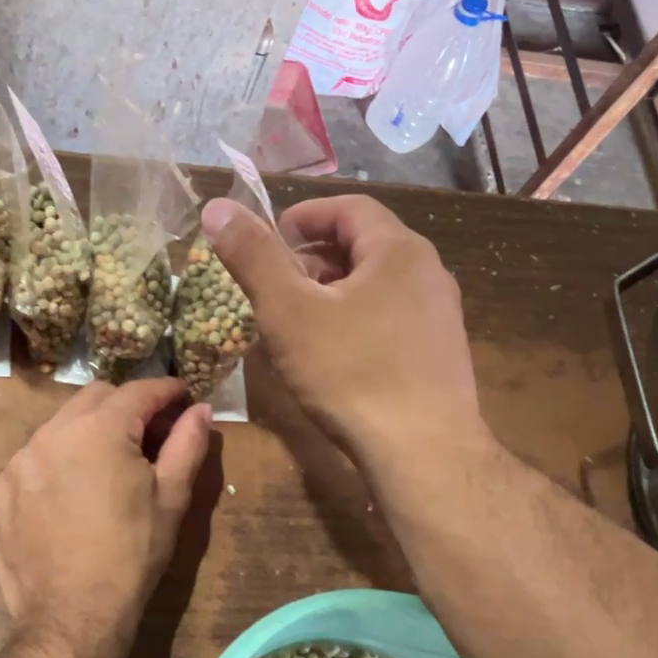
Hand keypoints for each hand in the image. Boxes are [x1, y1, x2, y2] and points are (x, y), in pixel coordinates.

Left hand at [0, 378, 210, 649]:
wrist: (71, 616)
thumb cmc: (131, 557)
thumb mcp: (171, 500)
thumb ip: (186, 445)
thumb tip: (199, 410)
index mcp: (98, 430)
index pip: (137, 391)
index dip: (166, 392)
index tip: (183, 399)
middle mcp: (50, 434)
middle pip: (93, 399)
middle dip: (124, 408)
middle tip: (147, 436)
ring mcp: (17, 463)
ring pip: (57, 429)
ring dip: (84, 436)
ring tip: (104, 472)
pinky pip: (30, 464)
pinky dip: (52, 468)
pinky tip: (66, 500)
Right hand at [201, 195, 488, 463]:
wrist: (421, 450)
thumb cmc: (351, 373)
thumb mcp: (288, 312)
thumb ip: (254, 257)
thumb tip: (218, 207)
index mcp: (398, 249)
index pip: (348, 208)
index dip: (303, 217)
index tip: (267, 239)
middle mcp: (428, 273)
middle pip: (363, 247)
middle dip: (313, 259)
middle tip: (272, 285)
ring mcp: (439, 317)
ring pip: (376, 288)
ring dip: (332, 294)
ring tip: (294, 324)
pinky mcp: (438, 357)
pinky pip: (389, 322)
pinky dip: (353, 323)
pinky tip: (330, 359)